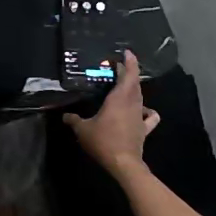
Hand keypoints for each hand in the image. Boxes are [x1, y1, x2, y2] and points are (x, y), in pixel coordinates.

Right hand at [65, 51, 160, 176]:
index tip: (127, 53)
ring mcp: (140, 116)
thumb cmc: (103, 141)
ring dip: (135, 89)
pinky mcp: (144, 128)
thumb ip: (74, 120)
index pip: (127, 75)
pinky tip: (143, 111)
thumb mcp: (83, 130)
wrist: (123, 163)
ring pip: (141, 97)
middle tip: (120, 67)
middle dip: (129, 73)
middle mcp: (132, 103)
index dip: (129, 62)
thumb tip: (65, 116)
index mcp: (119, 98)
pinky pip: (150, 116)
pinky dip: (148, 111)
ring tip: (126, 87)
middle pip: (134, 83)